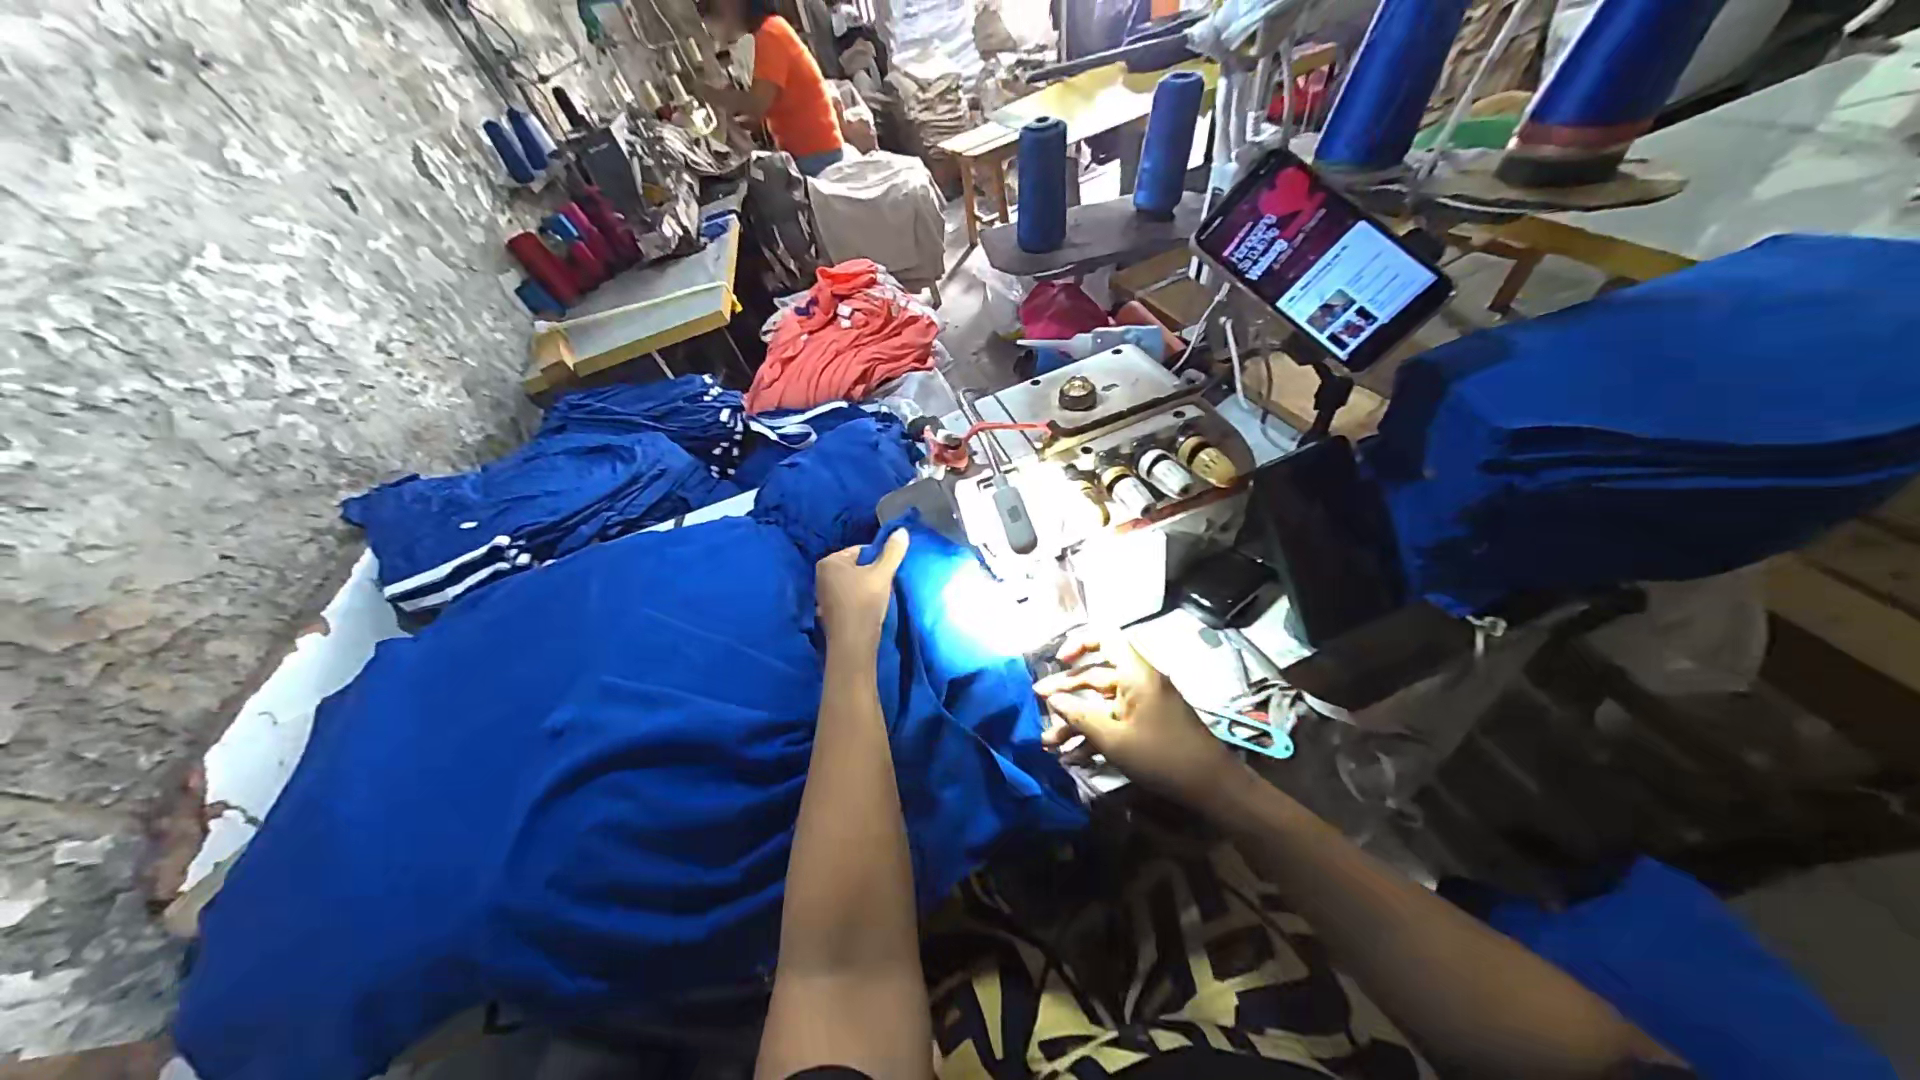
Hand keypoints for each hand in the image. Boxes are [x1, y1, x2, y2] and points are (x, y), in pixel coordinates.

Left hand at [815, 528, 908, 651]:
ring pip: (853, 583)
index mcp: (829, 561)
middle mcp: (821, 575)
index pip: (861, 550)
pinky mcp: (828, 611)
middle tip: (884, 585)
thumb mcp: (882, 574)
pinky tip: (868, 609)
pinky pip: (848, 597)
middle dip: (871, 573)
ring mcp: (822, 595)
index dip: (879, 559)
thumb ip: (893, 551)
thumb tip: (902, 530)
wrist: (852, 643)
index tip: (888, 573)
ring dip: (866, 587)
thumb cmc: (864, 602)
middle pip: (856, 566)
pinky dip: (859, 600)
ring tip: (877, 598)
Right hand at [1033, 629, 1242, 804]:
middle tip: (1038, 705)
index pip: (1105, 639)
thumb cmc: (1161, 756)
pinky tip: (1073, 756)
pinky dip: (1095, 734)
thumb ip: (1080, 716)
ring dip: (1076, 721)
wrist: (1211, 786)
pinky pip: (1114, 721)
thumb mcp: (1114, 739)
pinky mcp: (1147, 724)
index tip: (1058, 661)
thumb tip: (1052, 699)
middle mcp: (1140, 682)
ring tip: (1049, 742)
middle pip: (1096, 676)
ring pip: (1102, 704)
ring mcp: (1144, 704)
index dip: (1079, 644)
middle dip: (1066, 693)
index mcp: (1136, 674)